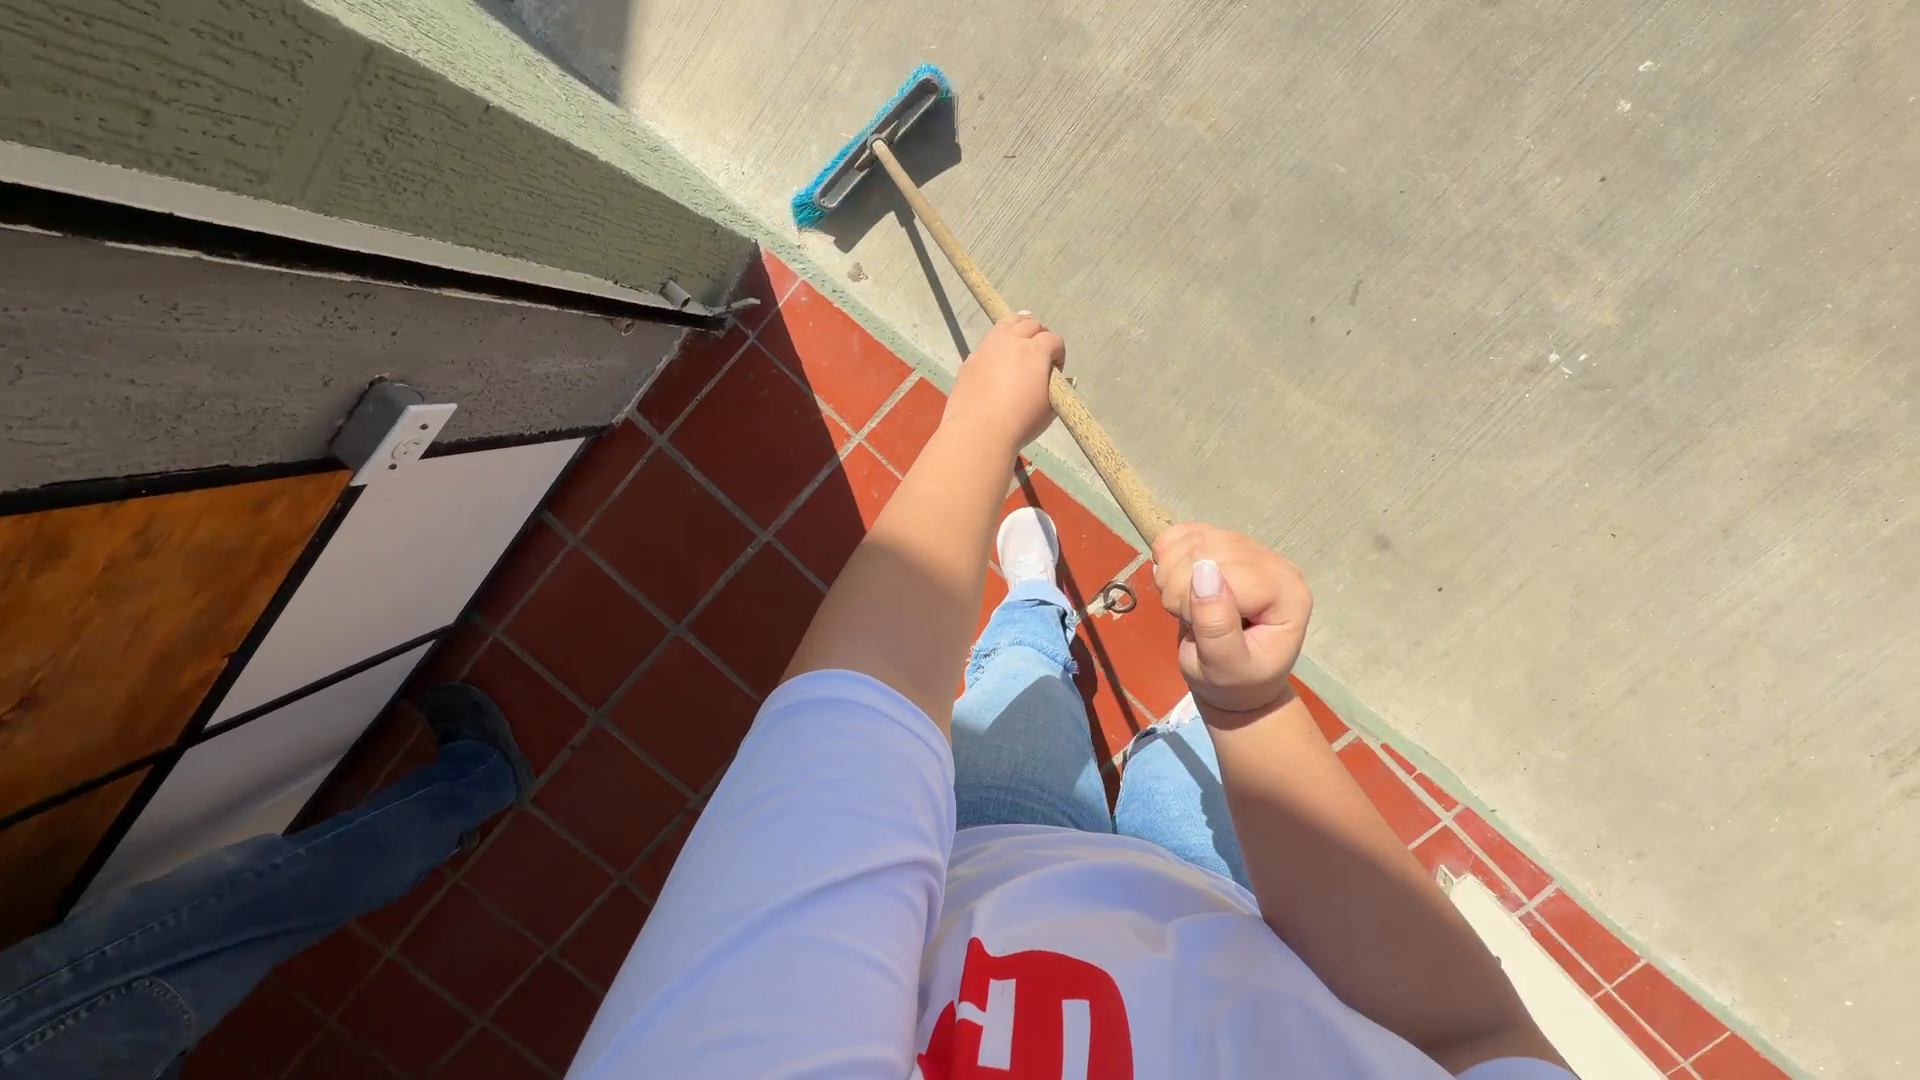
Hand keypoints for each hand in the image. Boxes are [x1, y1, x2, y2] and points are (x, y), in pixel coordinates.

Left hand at [943, 314, 1064, 450]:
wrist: (978, 431)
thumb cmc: (1020, 421)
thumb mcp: (1049, 409)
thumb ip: (1058, 390)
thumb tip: (1067, 380)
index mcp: (1035, 351)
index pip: (1054, 340)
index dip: (1059, 353)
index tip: (1056, 369)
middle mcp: (1012, 342)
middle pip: (1030, 325)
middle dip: (1040, 334)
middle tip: (1041, 350)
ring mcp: (988, 348)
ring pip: (1005, 324)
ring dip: (1017, 326)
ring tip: (1020, 335)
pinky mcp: (970, 359)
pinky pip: (987, 343)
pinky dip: (996, 344)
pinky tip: (997, 355)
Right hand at [1152, 523, 1312, 715]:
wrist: (1233, 683)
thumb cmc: (1234, 682)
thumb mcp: (1224, 668)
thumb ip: (1216, 626)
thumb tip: (1204, 573)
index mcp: (1288, 595)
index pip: (1231, 572)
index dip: (1197, 597)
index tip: (1193, 627)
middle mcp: (1275, 565)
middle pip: (1210, 549)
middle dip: (1180, 586)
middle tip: (1187, 618)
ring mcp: (1249, 551)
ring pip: (1194, 538)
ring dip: (1171, 573)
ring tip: (1184, 605)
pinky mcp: (1224, 545)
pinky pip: (1185, 531)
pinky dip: (1168, 553)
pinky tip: (1175, 580)